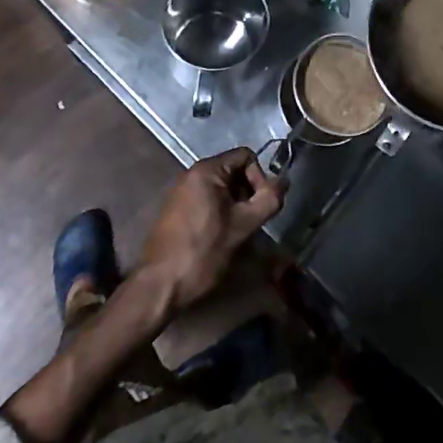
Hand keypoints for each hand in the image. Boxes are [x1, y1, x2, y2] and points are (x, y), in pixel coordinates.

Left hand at [140, 147, 285, 309]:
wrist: (159, 286)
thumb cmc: (203, 252)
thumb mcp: (243, 225)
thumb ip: (269, 200)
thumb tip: (284, 181)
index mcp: (206, 170)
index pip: (246, 156)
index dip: (260, 178)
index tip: (260, 206)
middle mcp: (190, 175)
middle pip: (233, 171)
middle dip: (248, 194)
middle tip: (251, 222)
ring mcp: (180, 192)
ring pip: (220, 189)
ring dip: (235, 206)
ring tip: (236, 233)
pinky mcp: (174, 211)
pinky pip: (206, 201)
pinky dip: (219, 213)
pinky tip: (218, 238)